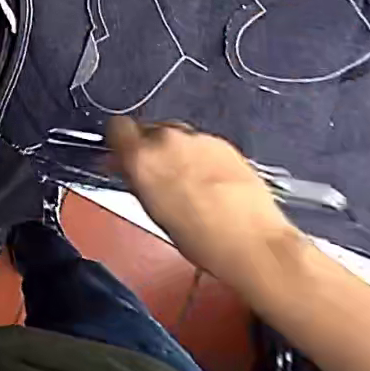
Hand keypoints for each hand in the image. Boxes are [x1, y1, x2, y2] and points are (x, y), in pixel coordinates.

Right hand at [106, 117, 304, 290]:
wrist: (252, 242)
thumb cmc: (203, 238)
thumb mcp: (151, 211)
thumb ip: (133, 179)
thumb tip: (124, 167)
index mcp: (142, 156)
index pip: (117, 128)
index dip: (119, 142)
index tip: (122, 154)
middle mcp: (168, 140)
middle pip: (146, 130)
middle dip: (148, 149)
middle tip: (154, 175)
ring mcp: (198, 139)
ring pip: (174, 136)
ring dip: (174, 153)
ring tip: (185, 185)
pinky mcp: (223, 143)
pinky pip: (200, 143)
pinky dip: (199, 157)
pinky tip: (208, 184)